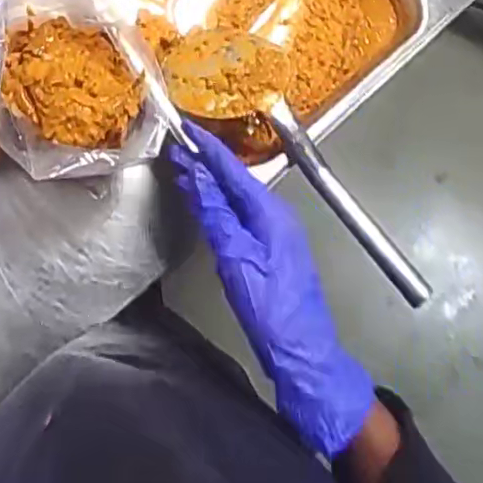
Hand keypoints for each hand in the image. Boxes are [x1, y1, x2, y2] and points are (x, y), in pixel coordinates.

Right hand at [167, 122, 374, 455]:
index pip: (232, 167)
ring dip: (211, 184)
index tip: (187, 127)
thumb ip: (215, 214)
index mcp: (270, 210)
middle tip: (178, 148)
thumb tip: (196, 176)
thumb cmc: (272, 311)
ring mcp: (276, 231)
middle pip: (235, 178)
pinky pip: (241, 213)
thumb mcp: (236, 258)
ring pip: (237, 196)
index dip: (207, 146)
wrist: (304, 355)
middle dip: (206, 162)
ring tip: (184, 171)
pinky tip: (205, 205)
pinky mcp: (271, 248)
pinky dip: (219, 204)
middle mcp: (276, 214)